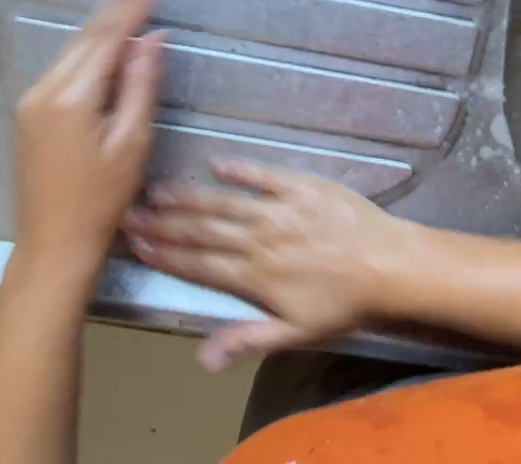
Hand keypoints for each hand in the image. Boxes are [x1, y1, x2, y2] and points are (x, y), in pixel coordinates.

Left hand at [9, 0, 163, 283]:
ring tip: (125, 3)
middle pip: (85, 40)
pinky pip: (61, 70)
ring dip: (99, 28)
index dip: (131, 9)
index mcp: (72, 97)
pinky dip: (85, 51)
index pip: (107, 39)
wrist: (52, 244)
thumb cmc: (102, 199)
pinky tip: (101, 42)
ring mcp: (30, 103)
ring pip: (70, 52)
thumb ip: (140, 85)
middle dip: (115, 10)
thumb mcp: (132, 141)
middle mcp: (43, 92)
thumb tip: (152, 39)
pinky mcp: (27, 116)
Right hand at [122, 159, 425, 370]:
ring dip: (190, 198)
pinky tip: (216, 164)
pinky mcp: (303, 186)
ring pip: (226, 202)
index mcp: (255, 276)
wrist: (389, 265)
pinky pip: (265, 175)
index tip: (138, 246)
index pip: (200, 265)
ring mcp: (281, 209)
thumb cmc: (344, 303)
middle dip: (165, 224)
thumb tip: (203, 357)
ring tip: (158, 192)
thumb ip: (247, 339)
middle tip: (131, 215)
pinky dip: (240, 169)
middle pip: (204, 231)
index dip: (167, 255)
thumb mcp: (296, 333)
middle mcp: (260, 239)